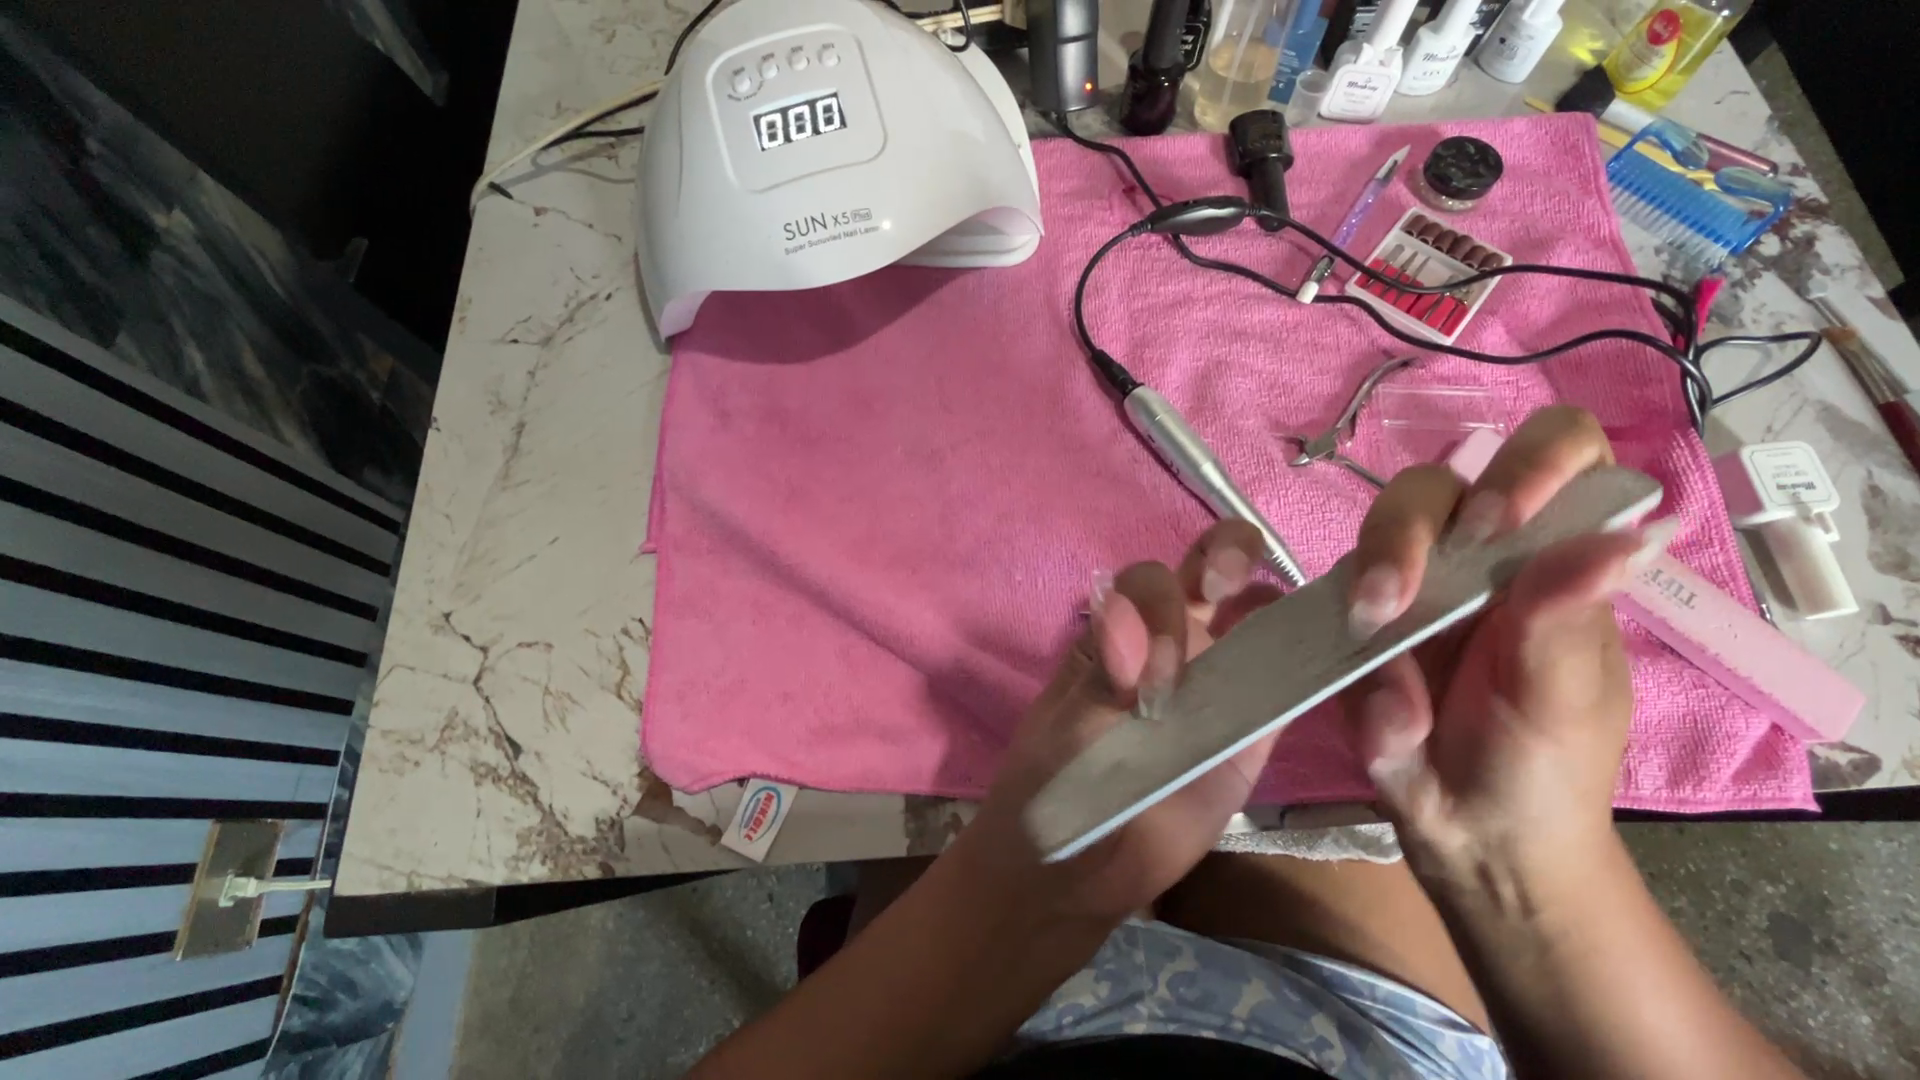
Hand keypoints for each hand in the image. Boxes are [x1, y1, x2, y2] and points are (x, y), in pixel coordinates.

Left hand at [954, 520, 1282, 924]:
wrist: (1078, 868)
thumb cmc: (1057, 788)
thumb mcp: (1069, 733)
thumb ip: (1100, 678)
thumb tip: (1124, 617)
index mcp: (1121, 633)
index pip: (1151, 580)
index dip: (1160, 607)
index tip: (1152, 680)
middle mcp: (1174, 639)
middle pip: (1213, 566)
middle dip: (1229, 553)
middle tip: (1224, 586)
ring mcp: (1220, 679)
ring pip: (1263, 614)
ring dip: (1292, 600)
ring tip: (1317, 609)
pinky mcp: (1256, 728)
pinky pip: (1294, 683)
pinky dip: (1322, 663)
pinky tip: (1350, 655)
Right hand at [1339, 407, 1671, 878]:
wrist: (1473, 837)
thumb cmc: (1543, 769)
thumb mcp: (1563, 702)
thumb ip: (1568, 620)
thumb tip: (1624, 539)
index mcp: (1551, 562)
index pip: (1554, 458)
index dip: (1525, 463)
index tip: (1494, 524)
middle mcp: (1474, 560)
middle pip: (1431, 487)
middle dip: (1404, 529)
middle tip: (1394, 596)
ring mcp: (1407, 588)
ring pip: (1372, 530)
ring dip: (1368, 568)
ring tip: (1369, 628)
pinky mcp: (1352, 624)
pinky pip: (1326, 592)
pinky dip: (1328, 617)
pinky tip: (1344, 656)